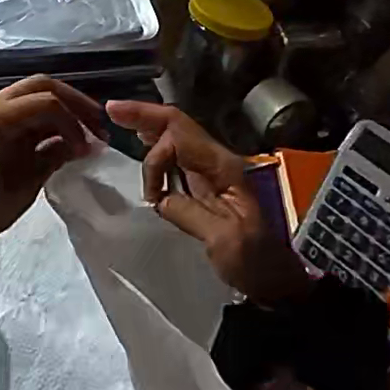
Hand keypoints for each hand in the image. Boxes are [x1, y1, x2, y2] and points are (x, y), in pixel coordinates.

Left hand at [0, 76, 105, 248]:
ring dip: (62, 110)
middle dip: (73, 102)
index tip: (90, 146)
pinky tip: (64, 140)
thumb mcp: (24, 185)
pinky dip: (47, 121)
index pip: (46, 101)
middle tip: (98, 124)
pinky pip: (24, 111)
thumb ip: (54, 157)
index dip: (74, 121)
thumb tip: (84, 144)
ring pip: (34, 96)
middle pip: (42, 86)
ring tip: (86, 134)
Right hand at [108, 100, 309, 306]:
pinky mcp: (206, 185)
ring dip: (149, 132)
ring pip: (175, 137)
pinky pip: (177, 156)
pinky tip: (144, 145)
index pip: (180, 135)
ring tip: (122, 122)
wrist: (277, 280)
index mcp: (223, 167)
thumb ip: (188, 212)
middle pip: (176, 125)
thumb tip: (161, 198)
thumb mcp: (223, 240)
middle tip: (112, 109)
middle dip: (144, 115)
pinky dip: (157, 149)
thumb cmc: (255, 261)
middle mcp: (216, 160)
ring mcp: (212, 171)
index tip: (132, 156)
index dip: (150, 136)